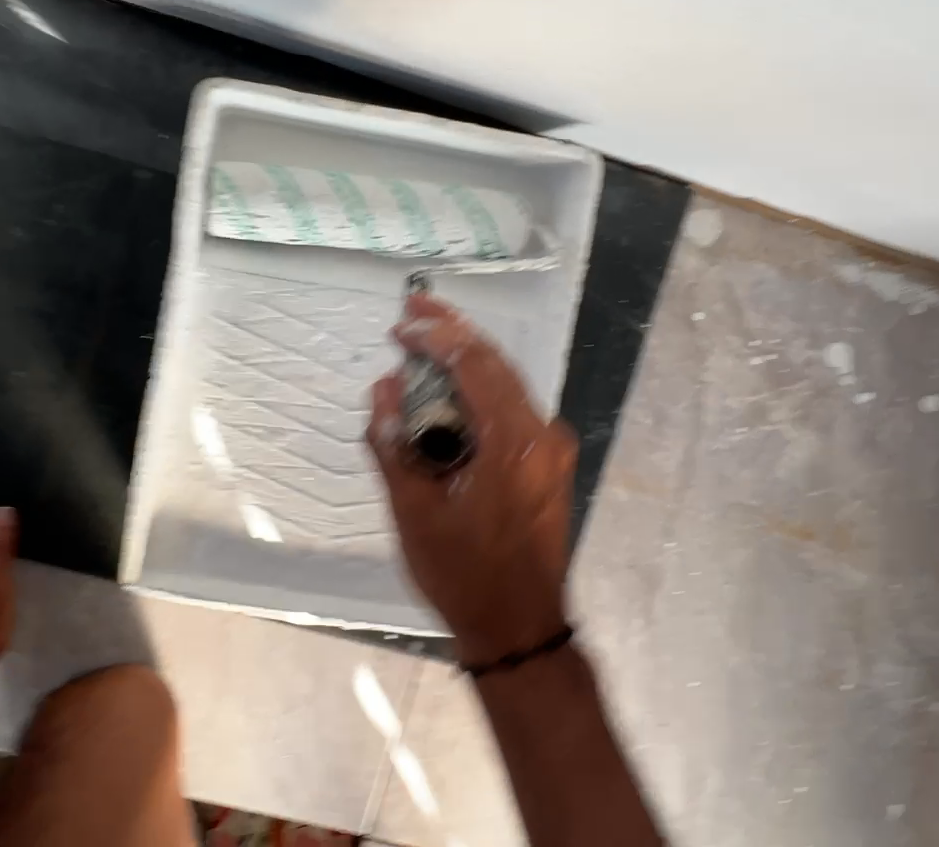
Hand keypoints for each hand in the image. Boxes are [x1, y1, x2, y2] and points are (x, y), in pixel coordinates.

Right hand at [367, 294, 577, 665]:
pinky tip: (448, 389)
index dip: (436, 336)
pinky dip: (478, 392)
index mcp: (515, 443)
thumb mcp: (412, 508)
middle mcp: (544, 435)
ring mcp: (553, 449)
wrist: (518, 627)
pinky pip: (512, 410)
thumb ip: (392, 441)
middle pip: (496, 364)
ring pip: (506, 384)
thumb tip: (384, 388)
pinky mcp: (550, 463)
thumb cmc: (460, 573)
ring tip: (424, 342)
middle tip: (412, 310)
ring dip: (464, 361)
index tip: (401, 324)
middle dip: (452, 333)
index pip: (475, 365)